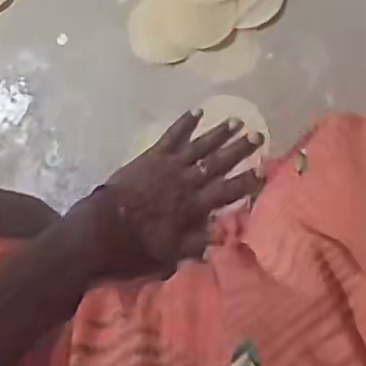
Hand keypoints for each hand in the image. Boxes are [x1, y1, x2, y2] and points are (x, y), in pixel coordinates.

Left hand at [71, 111, 263, 278]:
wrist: (104, 226)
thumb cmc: (137, 244)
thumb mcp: (170, 253)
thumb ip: (197, 243)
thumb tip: (223, 237)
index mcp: (193, 206)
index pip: (226, 191)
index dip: (245, 181)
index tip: (262, 170)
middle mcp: (187, 181)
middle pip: (218, 162)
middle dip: (239, 149)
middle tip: (258, 135)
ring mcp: (170, 165)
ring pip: (200, 146)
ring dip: (219, 133)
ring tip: (236, 120)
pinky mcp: (154, 155)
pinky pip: (173, 135)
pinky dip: (185, 123)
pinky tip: (197, 111)